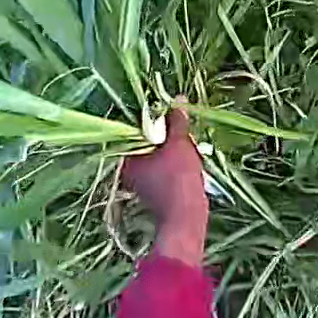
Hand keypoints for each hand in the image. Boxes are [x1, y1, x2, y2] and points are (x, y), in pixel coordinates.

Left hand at [121, 107, 208, 266]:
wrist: (186, 219)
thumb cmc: (178, 179)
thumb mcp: (179, 143)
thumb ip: (176, 120)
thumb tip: (178, 99)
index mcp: (128, 156)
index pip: (136, 129)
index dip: (155, 119)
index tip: (171, 113)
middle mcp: (129, 169)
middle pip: (148, 142)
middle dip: (167, 134)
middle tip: (184, 129)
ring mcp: (141, 182)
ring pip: (157, 155)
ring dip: (173, 148)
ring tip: (190, 145)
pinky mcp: (154, 191)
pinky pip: (163, 168)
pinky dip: (175, 162)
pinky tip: (190, 161)